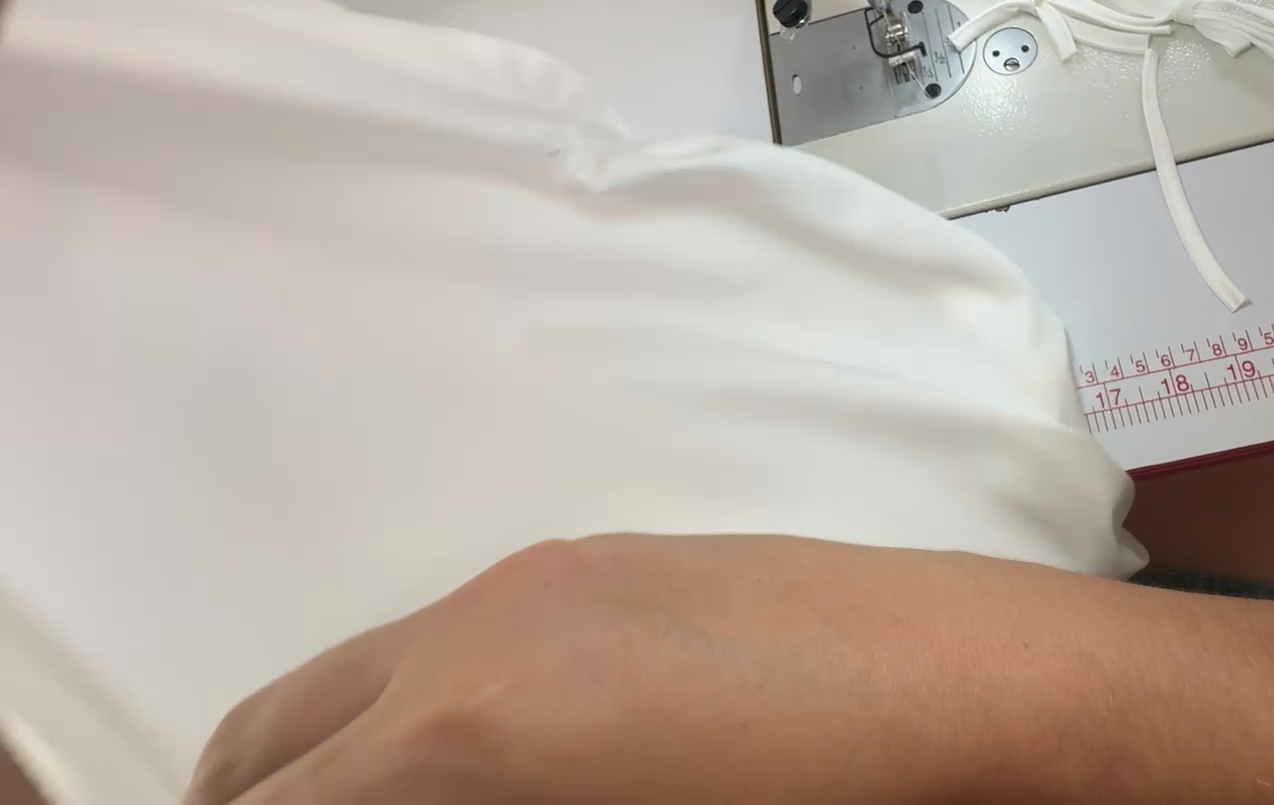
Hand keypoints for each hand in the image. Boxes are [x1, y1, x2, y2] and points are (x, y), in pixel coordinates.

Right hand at [185, 535, 1070, 803]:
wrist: (943, 673)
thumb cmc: (801, 788)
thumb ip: (464, 796)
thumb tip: (413, 788)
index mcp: (460, 724)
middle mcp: (482, 618)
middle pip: (272, 742)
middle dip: (275, 804)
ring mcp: (551, 569)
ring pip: (365, 676)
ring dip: (344, 753)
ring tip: (417, 798)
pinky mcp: (612, 551)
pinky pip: (463, 634)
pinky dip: (431, 699)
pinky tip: (513, 744)